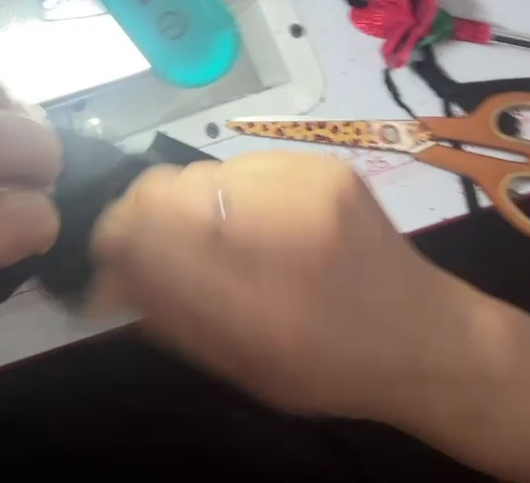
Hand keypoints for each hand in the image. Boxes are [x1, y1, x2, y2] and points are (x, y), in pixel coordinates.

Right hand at [90, 151, 491, 424]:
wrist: (428, 337)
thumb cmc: (326, 365)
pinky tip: (251, 217)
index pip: (152, 234)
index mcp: (257, 299)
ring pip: (203, 172)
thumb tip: (101, 273)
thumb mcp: (240, 362)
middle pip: (170, 188)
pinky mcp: (322, 163)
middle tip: (151, 237)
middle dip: (147, 210)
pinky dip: (229, 190)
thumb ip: (166, 312)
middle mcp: (280, 230)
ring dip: (189, 199)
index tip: (104, 241)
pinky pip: (241, 165)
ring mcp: (305, 186)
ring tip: (212, 233)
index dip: (116, 230)